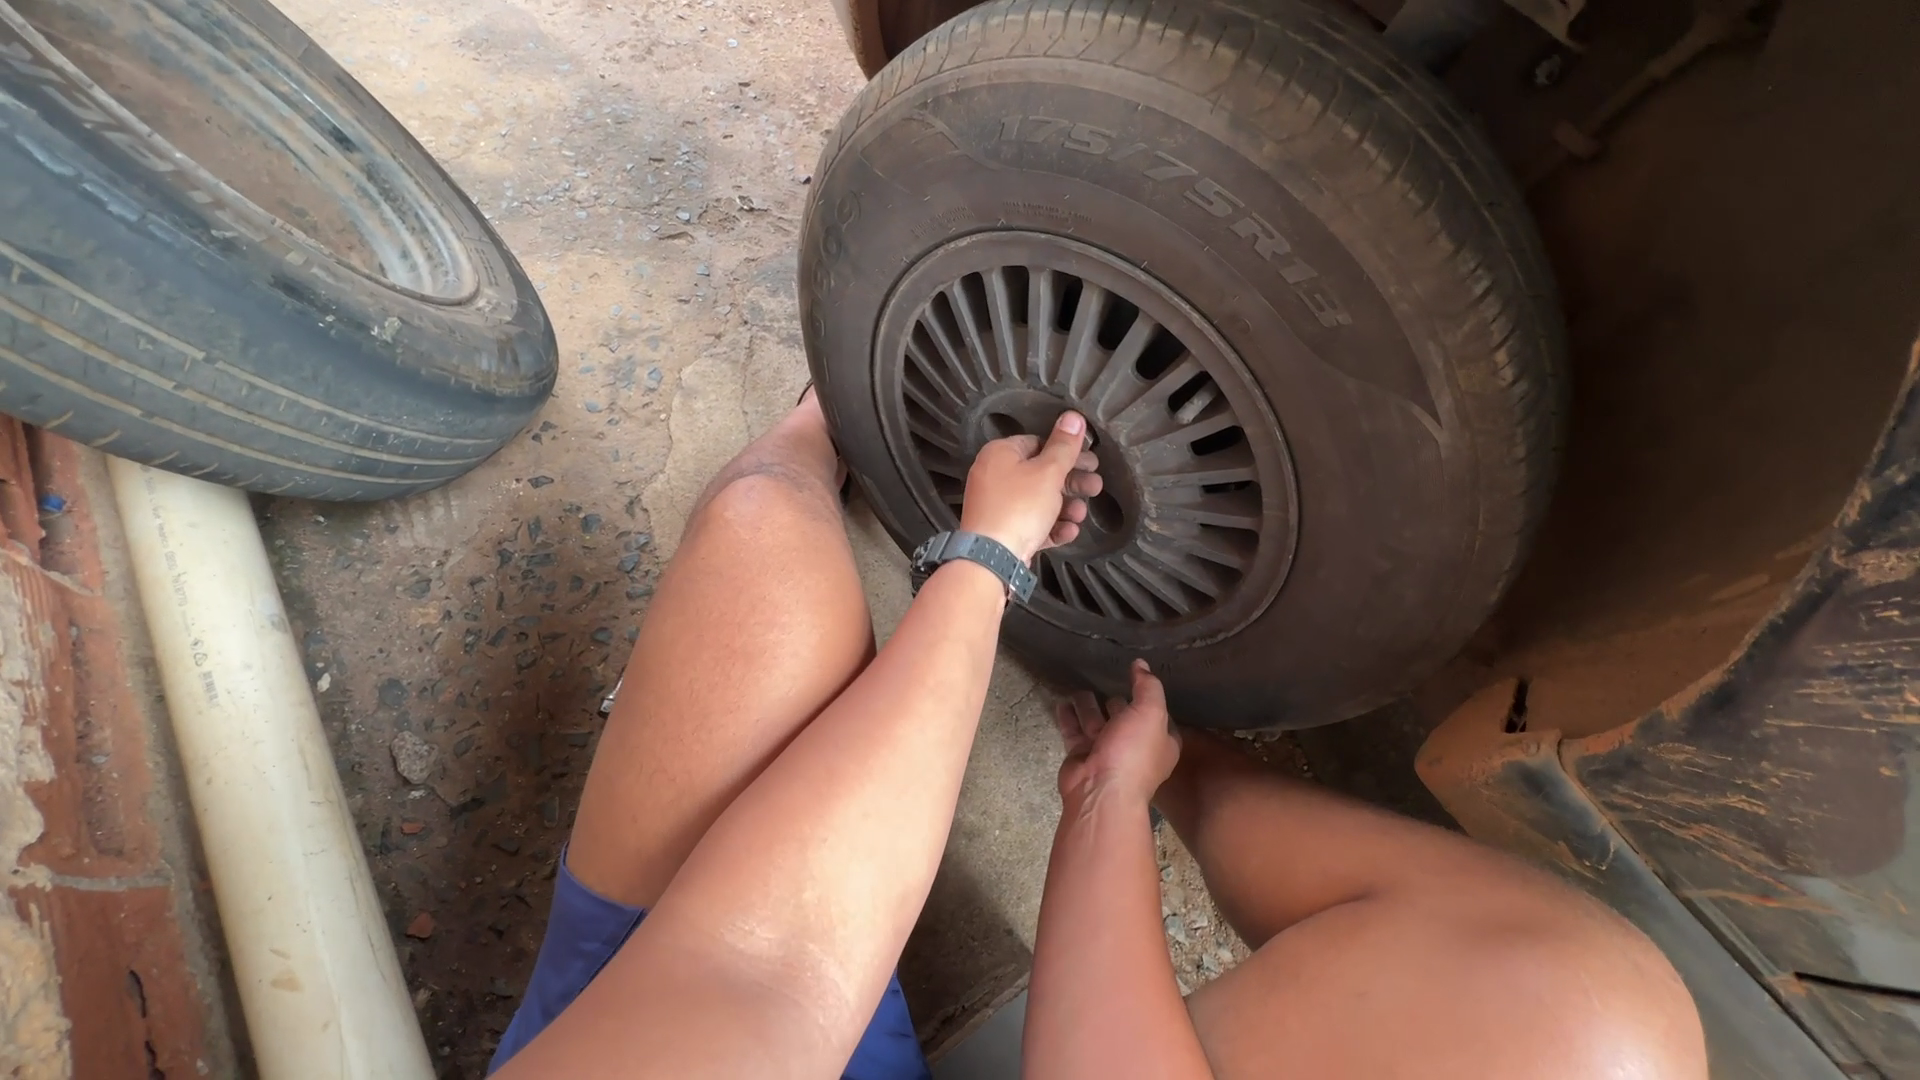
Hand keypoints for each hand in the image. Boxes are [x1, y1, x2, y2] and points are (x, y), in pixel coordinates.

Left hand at [959, 411, 1102, 560]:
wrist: (991, 558)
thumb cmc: (1018, 507)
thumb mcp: (1048, 472)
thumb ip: (1064, 446)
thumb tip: (1073, 417)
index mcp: (1000, 454)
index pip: (1038, 444)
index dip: (1067, 452)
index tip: (1090, 461)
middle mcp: (994, 477)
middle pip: (1041, 474)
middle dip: (1072, 482)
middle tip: (1096, 487)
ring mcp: (997, 506)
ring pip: (1038, 501)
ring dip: (1065, 507)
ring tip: (1081, 514)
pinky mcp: (1003, 531)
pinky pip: (1031, 523)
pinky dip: (1051, 526)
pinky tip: (1069, 531)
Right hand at [1054, 660, 1180, 806]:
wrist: (1100, 790)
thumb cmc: (1133, 751)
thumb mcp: (1150, 712)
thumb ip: (1147, 686)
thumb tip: (1141, 664)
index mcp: (1160, 742)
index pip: (1157, 716)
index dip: (1149, 698)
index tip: (1138, 677)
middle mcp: (1134, 748)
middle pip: (1124, 718)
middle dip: (1116, 702)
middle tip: (1105, 678)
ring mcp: (1106, 753)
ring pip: (1096, 722)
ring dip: (1088, 706)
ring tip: (1078, 686)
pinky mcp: (1081, 756)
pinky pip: (1074, 730)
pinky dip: (1068, 716)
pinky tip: (1061, 701)